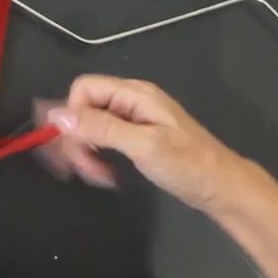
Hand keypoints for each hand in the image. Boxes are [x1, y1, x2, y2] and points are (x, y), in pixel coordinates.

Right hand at [40, 75, 248, 212]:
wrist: (221, 188)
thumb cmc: (188, 165)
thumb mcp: (144, 146)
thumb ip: (102, 128)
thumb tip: (57, 116)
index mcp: (134, 94)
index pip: (84, 89)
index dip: (71, 115)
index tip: (74, 147)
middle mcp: (130, 101)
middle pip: (83, 108)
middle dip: (75, 138)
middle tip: (80, 170)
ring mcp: (131, 120)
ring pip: (89, 126)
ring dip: (84, 151)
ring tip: (96, 176)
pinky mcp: (132, 138)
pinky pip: (101, 139)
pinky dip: (95, 156)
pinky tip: (103, 173)